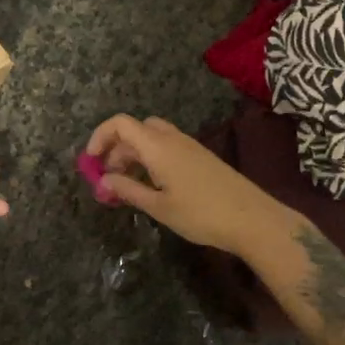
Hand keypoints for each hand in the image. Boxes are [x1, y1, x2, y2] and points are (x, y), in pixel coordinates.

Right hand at [84, 114, 293, 255]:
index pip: (120, 124)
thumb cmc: (201, 214)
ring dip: (133, 155)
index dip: (99, 137)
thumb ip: (128, 190)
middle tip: (109, 178)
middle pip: (135, 129)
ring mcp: (189, 146)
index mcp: (157, 146)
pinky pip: (166, 147)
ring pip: (151, 138)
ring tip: (128, 185)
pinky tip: (153, 186)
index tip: (91, 162)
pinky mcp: (200, 157)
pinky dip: (151, 159)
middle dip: (116, 149)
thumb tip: (104, 180)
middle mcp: (172, 139)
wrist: (253, 220)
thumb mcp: (159, 207)